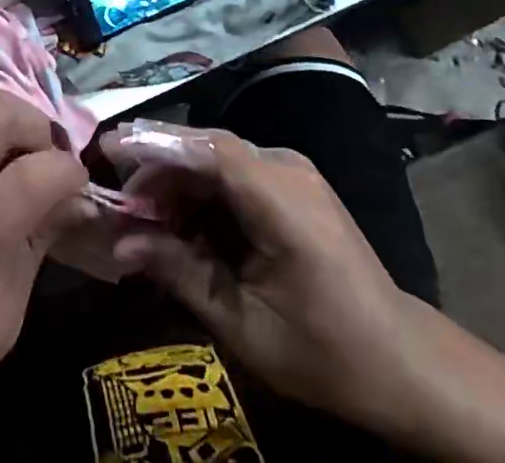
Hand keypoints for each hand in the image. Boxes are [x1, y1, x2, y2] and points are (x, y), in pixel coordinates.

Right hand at [101, 120, 411, 428]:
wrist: (396, 358)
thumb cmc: (324, 351)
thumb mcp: (242, 323)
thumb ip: (180, 271)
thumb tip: (121, 242)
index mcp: (284, 202)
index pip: (211, 152)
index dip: (156, 145)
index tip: (107, 149)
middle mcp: (288, 170)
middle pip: (208, 149)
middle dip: (157, 172)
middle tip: (118, 207)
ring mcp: (291, 173)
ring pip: (215, 159)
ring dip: (175, 184)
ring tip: (142, 223)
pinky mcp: (289, 185)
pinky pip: (232, 175)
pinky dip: (199, 194)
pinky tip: (178, 225)